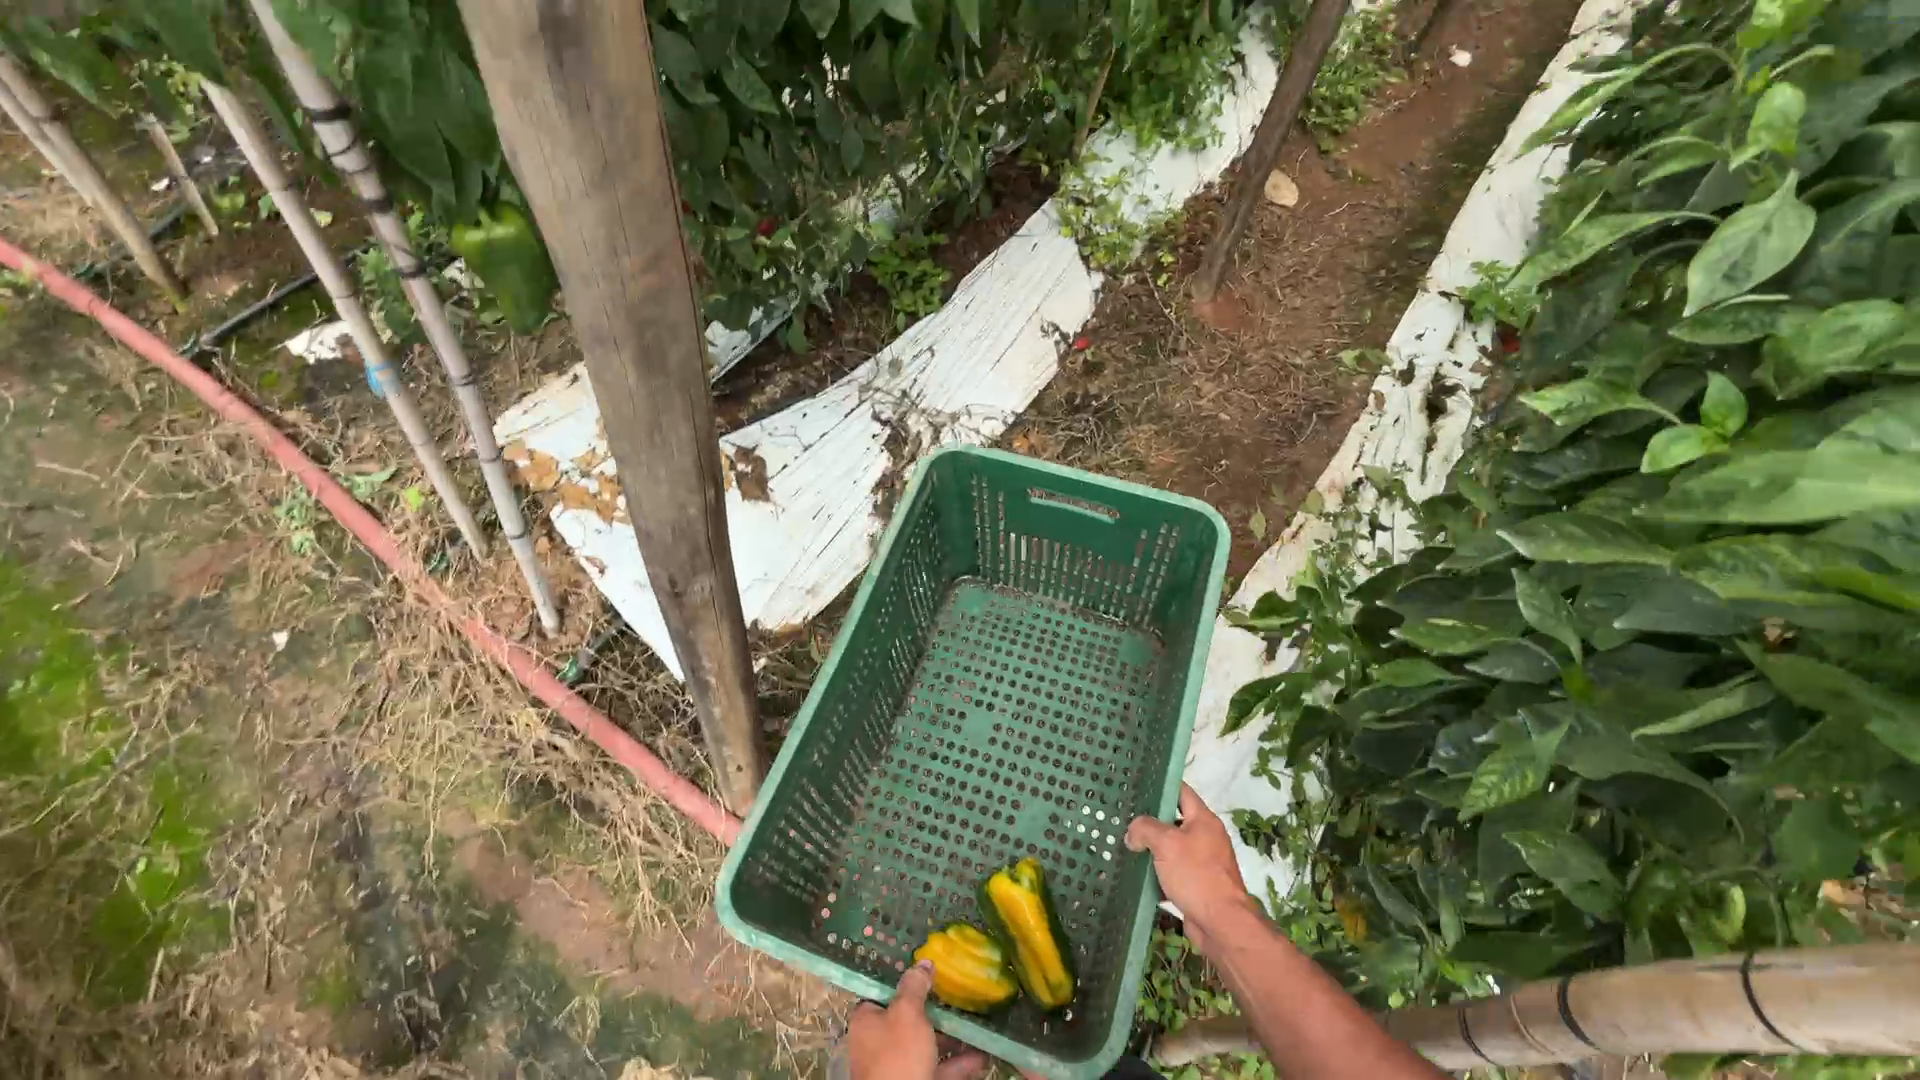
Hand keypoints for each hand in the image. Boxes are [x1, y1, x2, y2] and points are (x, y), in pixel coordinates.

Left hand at [845, 960, 988, 1079]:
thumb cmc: (897, 1055)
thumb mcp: (906, 1013)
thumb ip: (915, 986)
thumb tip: (923, 961)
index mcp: (868, 1020)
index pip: (884, 992)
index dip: (905, 980)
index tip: (929, 969)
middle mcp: (879, 1042)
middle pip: (908, 1018)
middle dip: (935, 1008)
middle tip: (959, 992)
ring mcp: (899, 1066)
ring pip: (928, 1044)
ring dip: (952, 1036)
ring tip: (976, 1021)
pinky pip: (941, 1068)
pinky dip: (960, 1062)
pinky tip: (982, 1053)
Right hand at [1125, 783, 1259, 954]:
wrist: (1221, 923)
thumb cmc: (1196, 875)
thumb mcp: (1166, 843)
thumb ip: (1145, 829)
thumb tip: (1133, 834)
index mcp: (1203, 820)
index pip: (1181, 791)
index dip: (1161, 786)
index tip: (1138, 785)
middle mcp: (1206, 837)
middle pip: (1174, 821)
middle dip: (1150, 821)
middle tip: (1125, 818)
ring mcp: (1204, 862)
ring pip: (1172, 849)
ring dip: (1152, 850)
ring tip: (1126, 846)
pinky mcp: (1198, 885)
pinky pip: (1174, 872)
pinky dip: (1158, 873)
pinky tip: (1139, 876)